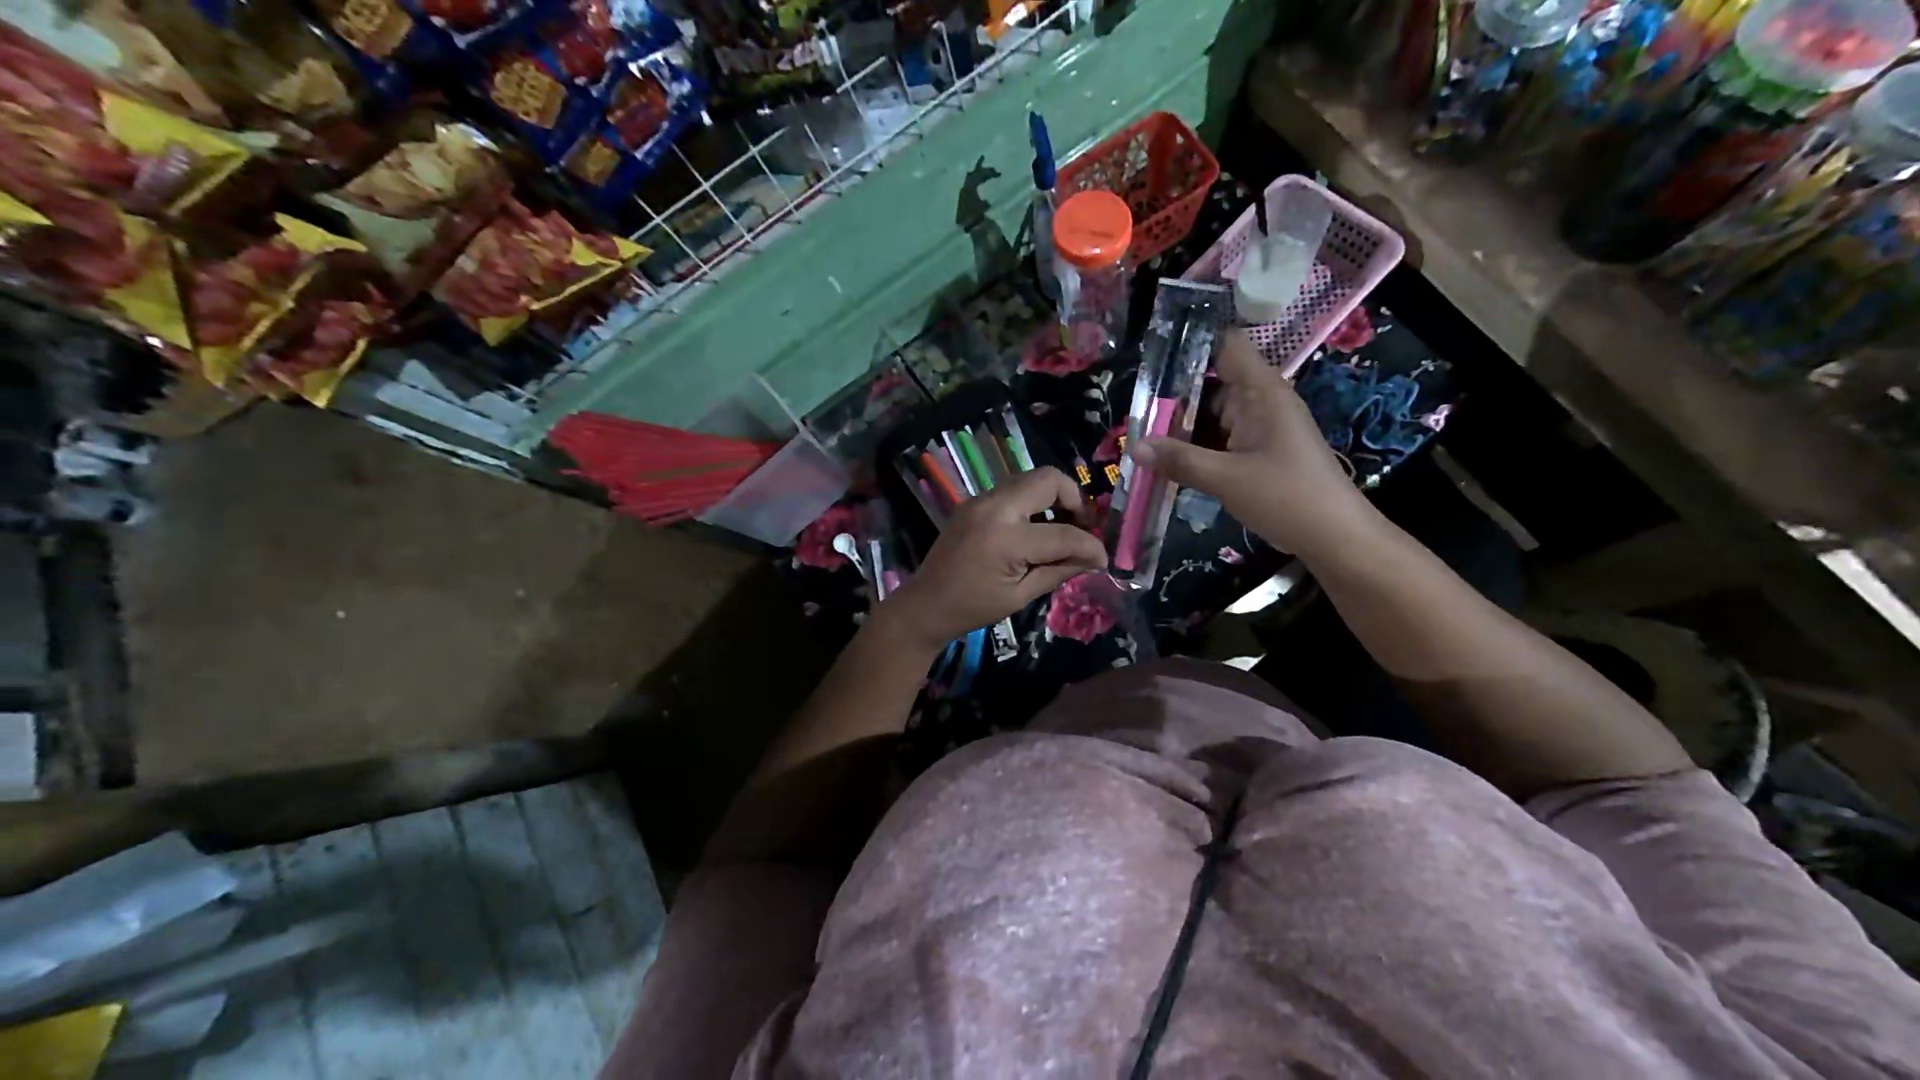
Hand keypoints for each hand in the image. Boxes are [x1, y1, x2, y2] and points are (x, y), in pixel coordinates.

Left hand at [875, 467, 1106, 652]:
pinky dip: (1033, 502)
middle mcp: (994, 507)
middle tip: (1081, 528)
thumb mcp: (1021, 596)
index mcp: (1006, 538)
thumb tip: (1094, 558)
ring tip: (1061, 528)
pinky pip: (1013, 489)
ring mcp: (981, 499)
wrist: (925, 604)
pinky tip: (1035, 529)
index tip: (1102, 558)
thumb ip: (1059, 571)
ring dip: (1053, 498)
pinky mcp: (974, 501)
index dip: (1090, 546)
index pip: (1064, 533)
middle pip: (1050, 479)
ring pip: (1031, 478)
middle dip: (1075, 501)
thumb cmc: (973, 608)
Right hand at [1130, 330, 1374, 558]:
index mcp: (1261, 392)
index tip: (1151, 356)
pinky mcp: (1257, 452)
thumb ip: (1179, 460)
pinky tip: (1166, 461)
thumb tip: (1134, 447)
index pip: (1226, 346)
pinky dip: (1195, 448)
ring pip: (1211, 416)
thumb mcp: (1226, 479)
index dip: (1192, 343)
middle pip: (1210, 384)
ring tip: (1139, 436)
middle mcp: (1260, 402)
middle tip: (1131, 411)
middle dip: (1172, 397)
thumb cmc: (1287, 497)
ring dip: (1180, 427)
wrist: (1335, 538)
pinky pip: (1219, 440)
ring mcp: (1259, 428)